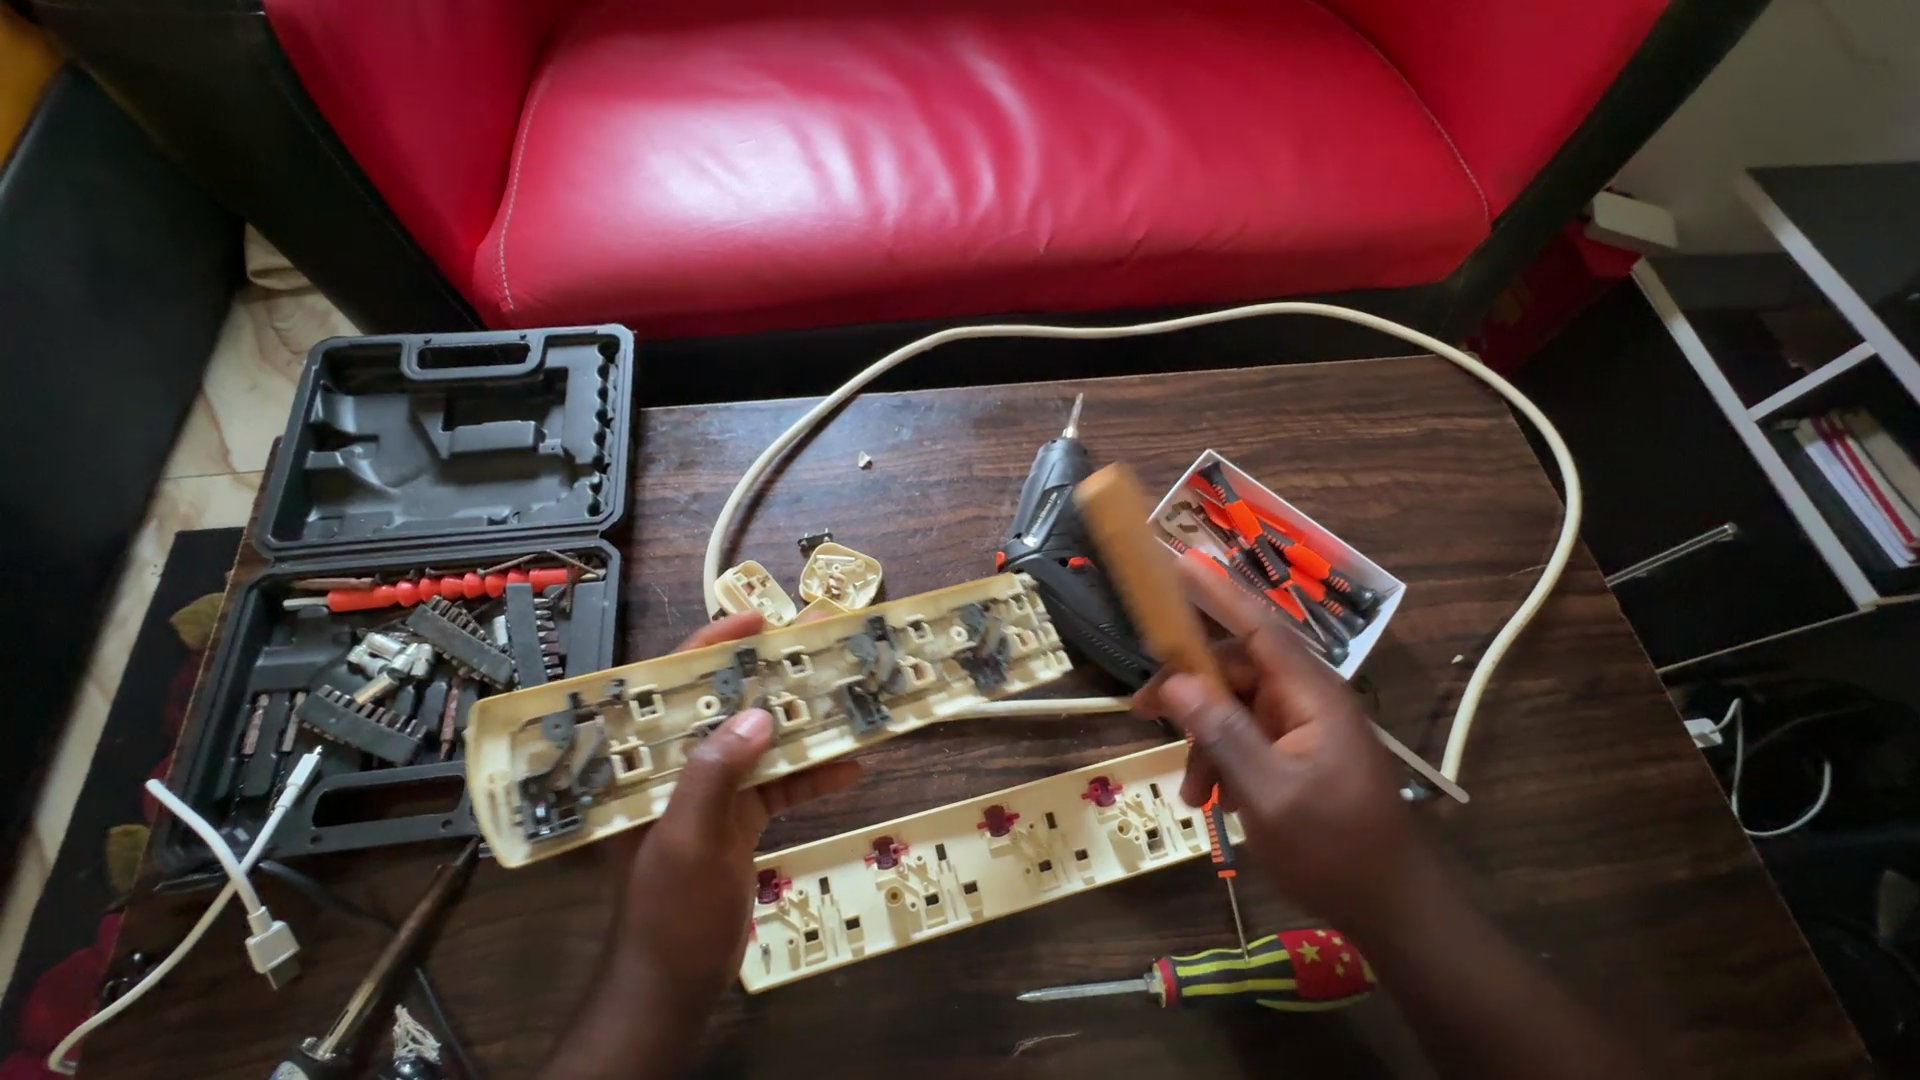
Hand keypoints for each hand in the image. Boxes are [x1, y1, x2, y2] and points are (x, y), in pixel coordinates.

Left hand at [543, 613, 860, 1079]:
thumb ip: (714, 776)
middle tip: (822, 642)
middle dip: (775, 673)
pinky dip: (814, 774)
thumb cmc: (667, 916)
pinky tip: (853, 764)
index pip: (673, 689)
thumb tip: (759, 715)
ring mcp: (714, 793)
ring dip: (805, 721)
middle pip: (730, 706)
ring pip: (763, 742)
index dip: (712, 646)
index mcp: (649, 764)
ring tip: (850, 692)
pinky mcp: (740, 820)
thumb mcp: (687, 842)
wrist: (674, 987)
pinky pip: (781, 785)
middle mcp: (680, 768)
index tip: (758, 619)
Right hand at [1132, 558, 1437, 935]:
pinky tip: (1209, 797)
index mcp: (1312, 696)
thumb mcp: (1268, 793)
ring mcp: (1304, 727)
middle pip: (1236, 668)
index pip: (1258, 628)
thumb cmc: (1334, 849)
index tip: (1179, 563)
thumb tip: (1175, 682)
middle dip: (1189, 688)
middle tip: (1141, 707)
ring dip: (1203, 738)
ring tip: (1189, 790)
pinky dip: (1221, 759)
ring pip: (1235, 706)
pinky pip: (1247, 736)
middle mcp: (1308, 700)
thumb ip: (1221, 732)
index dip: (1217, 594)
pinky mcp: (1299, 752)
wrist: (1393, 910)